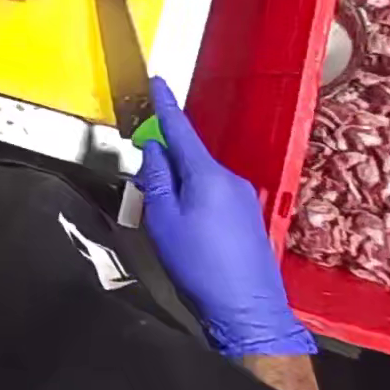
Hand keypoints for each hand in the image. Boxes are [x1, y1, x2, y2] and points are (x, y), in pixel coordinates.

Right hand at [135, 77, 315, 357]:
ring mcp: (242, 197)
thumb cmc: (198, 264)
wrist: (247, 308)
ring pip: (198, 178)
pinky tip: (183, 226)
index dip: (166, 106)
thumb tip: (154, 149)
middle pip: (189, 157)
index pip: (182, 131)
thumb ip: (156, 179)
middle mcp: (230, 179)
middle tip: (143, 186)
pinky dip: (191, 199)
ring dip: (176, 186)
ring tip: (162, 218)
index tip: (158, 82)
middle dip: (163, 163)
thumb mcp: (163, 219)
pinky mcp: (246, 215)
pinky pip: (211, 193)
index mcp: (208, 175)